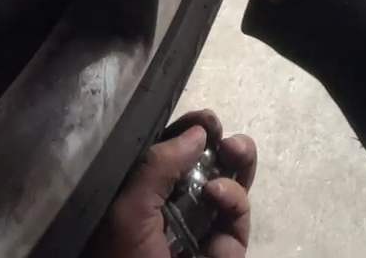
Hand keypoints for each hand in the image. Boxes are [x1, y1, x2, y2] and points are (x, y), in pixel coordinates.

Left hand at [87, 109, 256, 257]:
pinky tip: (217, 204)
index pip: (172, 150)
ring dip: (237, 169)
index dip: (190, 130)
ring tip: (228, 162)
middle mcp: (175, 207)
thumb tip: (199, 132)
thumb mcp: (128, 210)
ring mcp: (201, 232)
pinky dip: (234, 205)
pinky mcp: (222, 255)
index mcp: (145, 192)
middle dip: (224, 144)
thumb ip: (160, 165)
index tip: (206, 120)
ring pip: (231, 188)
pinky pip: (237, 223)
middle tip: (226, 138)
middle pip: (209, 164)